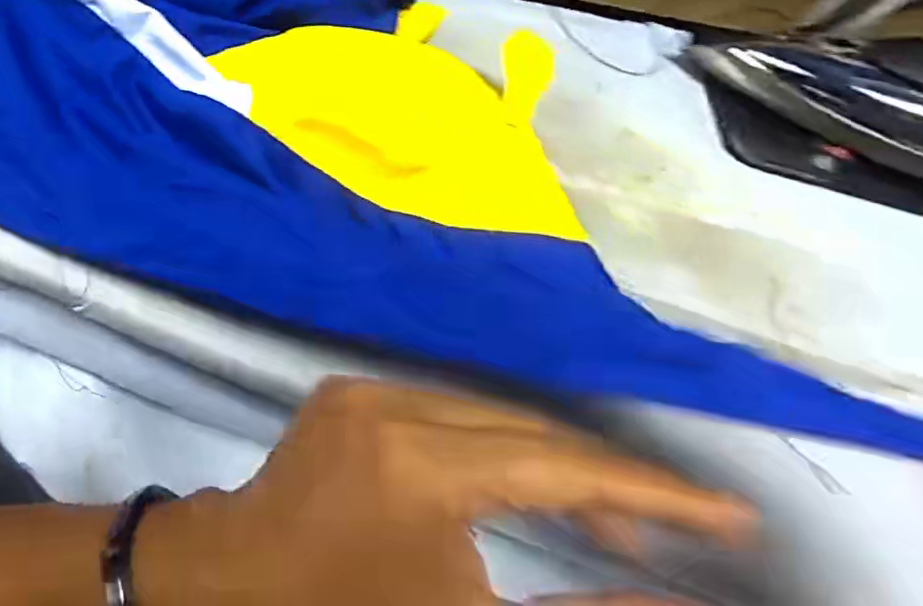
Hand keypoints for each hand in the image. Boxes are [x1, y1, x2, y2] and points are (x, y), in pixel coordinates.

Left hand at [136, 378, 755, 605]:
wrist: (244, 575)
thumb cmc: (353, 604)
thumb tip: (677, 598)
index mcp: (417, 458)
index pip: (554, 463)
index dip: (648, 490)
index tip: (732, 513)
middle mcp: (385, 404)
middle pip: (517, 426)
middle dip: (600, 474)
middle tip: (680, 531)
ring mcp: (355, 391)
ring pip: (478, 411)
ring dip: (543, 457)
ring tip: (607, 524)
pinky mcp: (339, 394)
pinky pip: (435, 408)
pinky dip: (487, 441)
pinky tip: (518, 482)